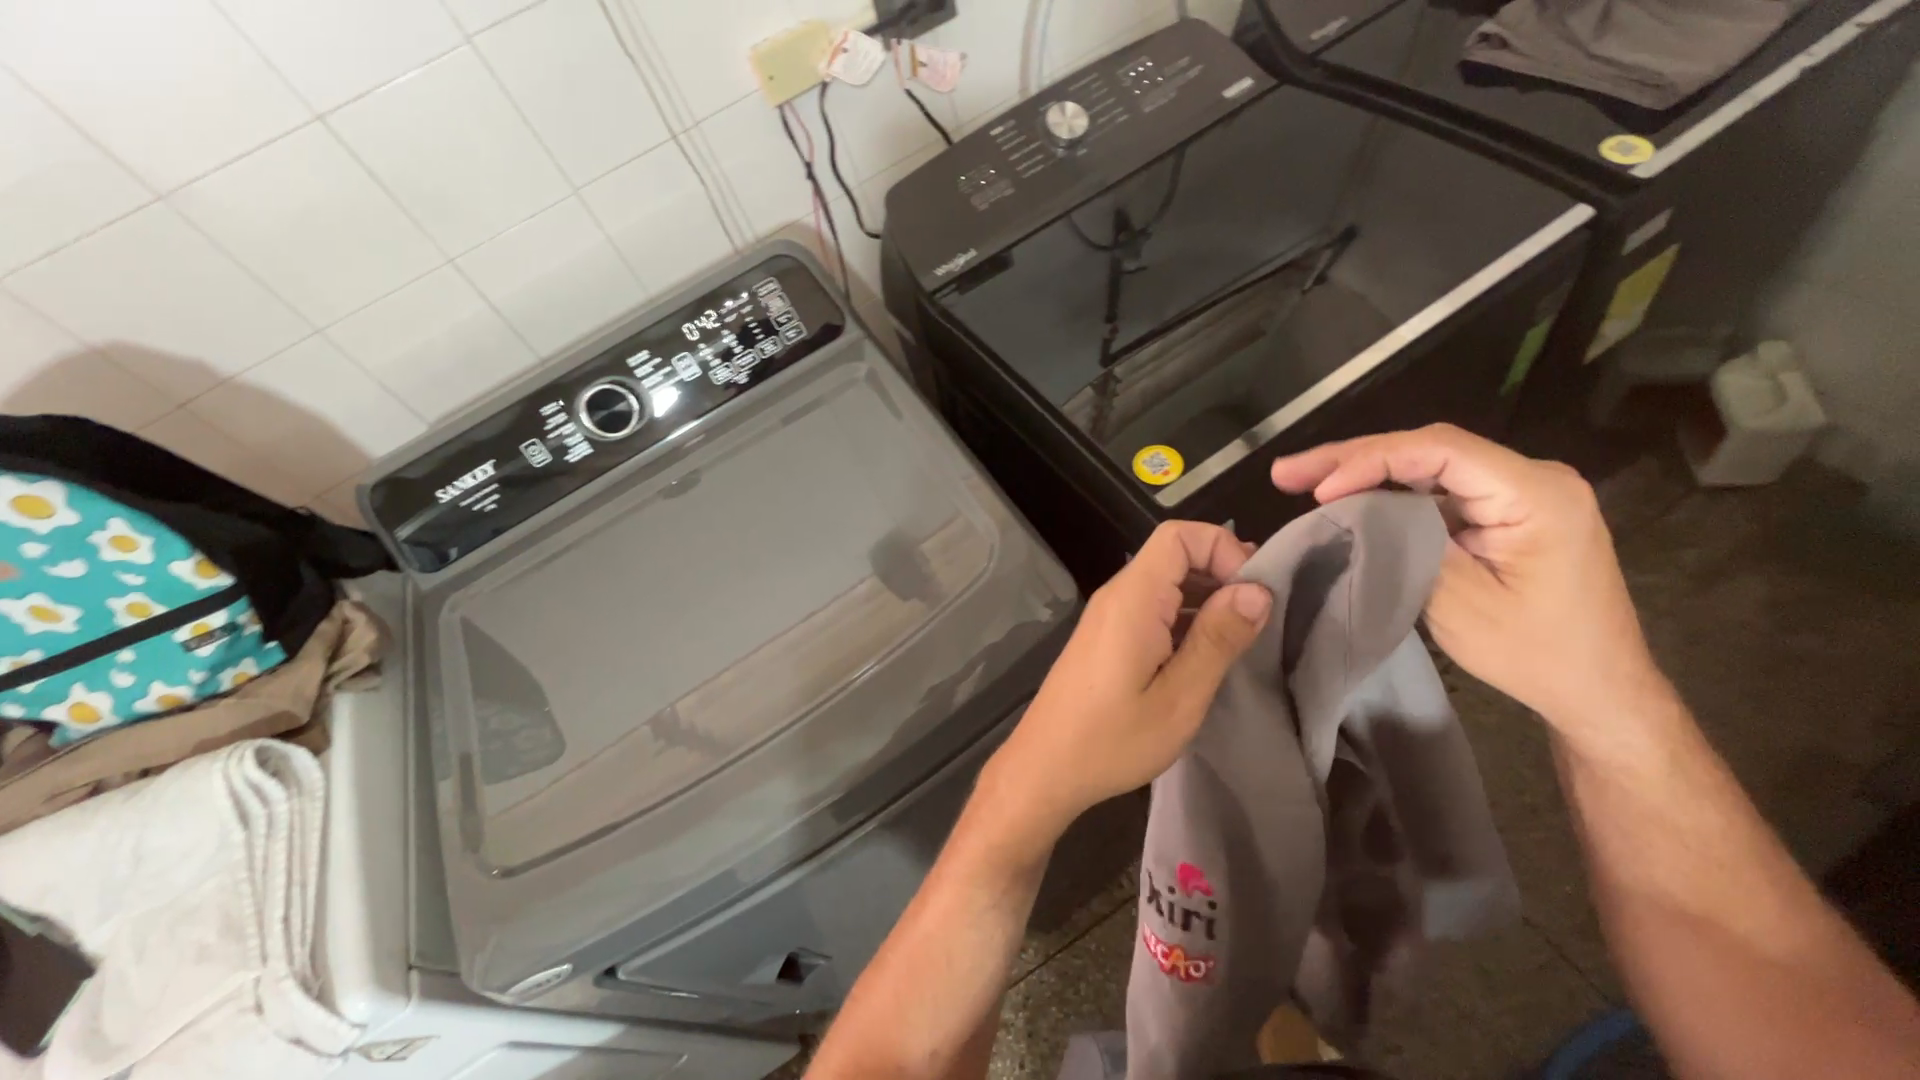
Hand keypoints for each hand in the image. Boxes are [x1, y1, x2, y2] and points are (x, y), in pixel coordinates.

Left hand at [987, 521, 1272, 839]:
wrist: (1044, 770)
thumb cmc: (1111, 740)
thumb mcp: (1179, 698)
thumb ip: (1217, 639)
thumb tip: (1257, 590)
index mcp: (1133, 598)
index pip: (1179, 535)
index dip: (1223, 549)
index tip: (1253, 595)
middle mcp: (1117, 596)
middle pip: (1174, 555)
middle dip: (1221, 573)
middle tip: (1258, 618)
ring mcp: (1109, 617)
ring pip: (1165, 583)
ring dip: (1206, 599)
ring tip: (1240, 639)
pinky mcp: (1107, 639)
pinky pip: (1152, 609)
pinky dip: (1185, 619)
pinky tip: (1205, 656)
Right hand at [1270, 424, 1663, 754]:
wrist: (1598, 690)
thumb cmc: (1535, 652)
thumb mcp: (1463, 602)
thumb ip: (1409, 544)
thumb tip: (1356, 511)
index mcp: (1534, 491)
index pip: (1439, 450)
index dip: (1370, 460)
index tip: (1318, 490)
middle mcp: (1531, 477)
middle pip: (1430, 450)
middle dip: (1354, 458)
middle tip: (1287, 471)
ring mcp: (1518, 494)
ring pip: (1429, 468)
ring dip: (1366, 473)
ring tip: (1303, 480)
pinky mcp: (1505, 514)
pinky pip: (1440, 492)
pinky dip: (1391, 495)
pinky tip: (1350, 499)